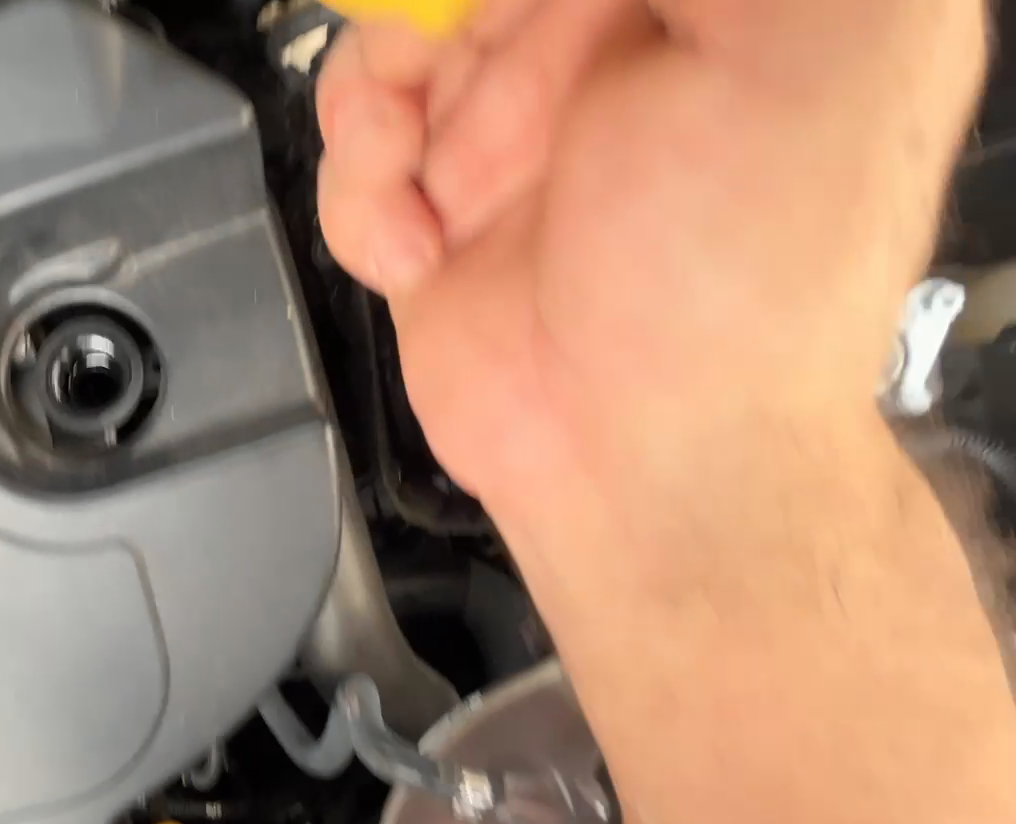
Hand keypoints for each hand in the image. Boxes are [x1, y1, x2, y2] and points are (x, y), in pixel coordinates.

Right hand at [316, 0, 985, 526]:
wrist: (625, 449)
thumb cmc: (729, 272)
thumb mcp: (805, 47)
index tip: (483, 22)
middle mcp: (581, 55)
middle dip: (416, 38)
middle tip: (437, 105)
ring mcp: (488, 145)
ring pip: (374, 70)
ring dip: (371, 130)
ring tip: (420, 209)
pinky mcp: (418, 221)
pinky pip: (349, 173)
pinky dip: (357, 211)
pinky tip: (410, 261)